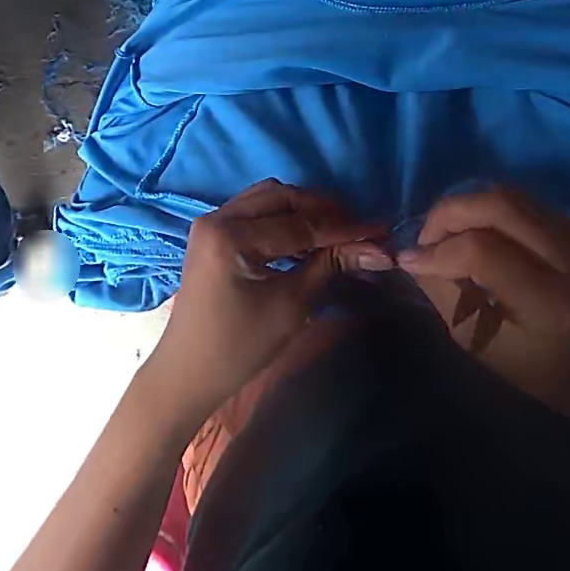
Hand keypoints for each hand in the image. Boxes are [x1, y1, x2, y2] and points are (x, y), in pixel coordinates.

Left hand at [144, 180, 387, 419]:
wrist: (188, 373)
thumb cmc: (239, 346)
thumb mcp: (292, 305)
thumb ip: (332, 265)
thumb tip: (380, 249)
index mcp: (231, 235)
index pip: (299, 223)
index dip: (343, 227)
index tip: (381, 231)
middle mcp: (217, 217)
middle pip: (281, 197)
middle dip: (323, 211)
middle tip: (359, 229)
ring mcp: (211, 222)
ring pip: (268, 199)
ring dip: (303, 210)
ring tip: (338, 231)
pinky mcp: (213, 233)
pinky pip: (255, 212)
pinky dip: (283, 218)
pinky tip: (307, 238)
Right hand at [398, 185, 569, 410]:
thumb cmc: (522, 361)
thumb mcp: (473, 337)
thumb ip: (442, 288)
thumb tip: (410, 254)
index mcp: (549, 302)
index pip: (483, 251)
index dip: (438, 250)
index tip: (410, 260)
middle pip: (499, 206)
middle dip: (449, 213)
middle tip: (427, 236)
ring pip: (507, 195)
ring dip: (466, 207)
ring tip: (445, 233)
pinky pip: (517, 200)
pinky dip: (484, 208)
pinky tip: (470, 230)